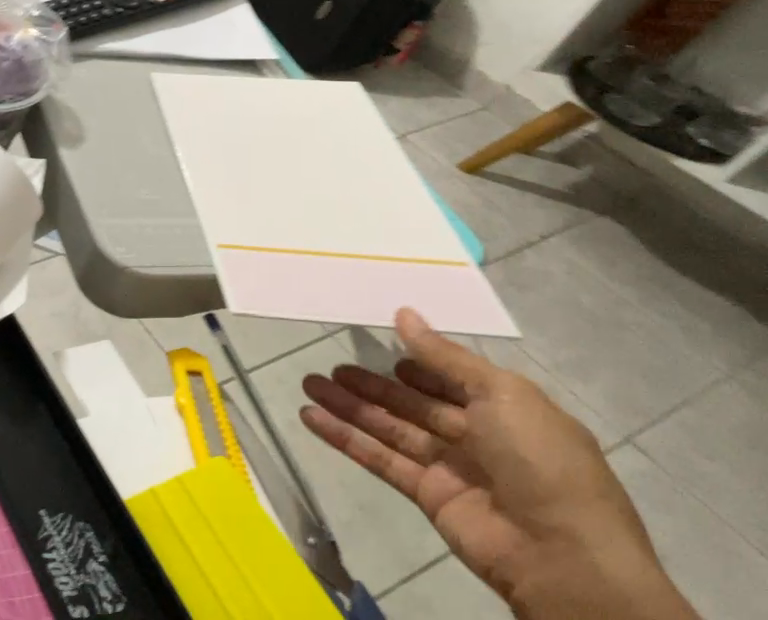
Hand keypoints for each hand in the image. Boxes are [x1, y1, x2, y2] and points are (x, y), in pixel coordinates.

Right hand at [298, 308, 696, 619]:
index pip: (455, 381)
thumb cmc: (543, 462)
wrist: (563, 557)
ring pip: (391, 428)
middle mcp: (481, 437)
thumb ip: (446, 357)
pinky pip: (380, 459)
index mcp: (510, 411)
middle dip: (374, 385)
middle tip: (331, 367)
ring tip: (308, 383)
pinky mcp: (428, 495)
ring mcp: (452, 468)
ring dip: (350, 406)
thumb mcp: (503, 395)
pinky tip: (312, 417)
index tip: (383, 348)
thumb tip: (404, 314)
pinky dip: (345, 438)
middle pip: (415, 404)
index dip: (421, 366)